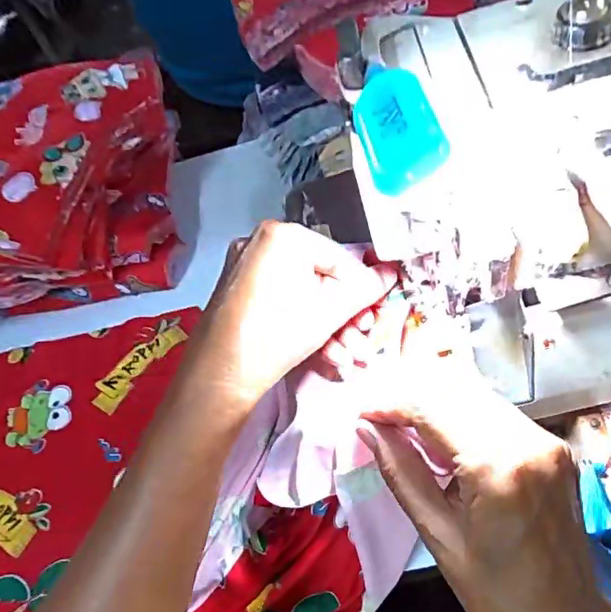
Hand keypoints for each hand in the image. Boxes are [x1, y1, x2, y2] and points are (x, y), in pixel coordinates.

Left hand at [189, 221, 396, 411]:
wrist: (219, 376)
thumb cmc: (276, 336)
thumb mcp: (330, 313)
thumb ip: (365, 290)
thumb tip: (390, 273)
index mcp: (281, 235)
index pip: (340, 258)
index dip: (362, 289)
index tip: (375, 313)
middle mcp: (259, 244)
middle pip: (321, 278)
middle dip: (346, 315)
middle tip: (362, 337)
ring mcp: (246, 269)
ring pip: (303, 295)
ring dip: (331, 327)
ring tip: (348, 355)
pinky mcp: (239, 295)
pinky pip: (283, 303)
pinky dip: (304, 325)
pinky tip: (326, 354)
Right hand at [358, 356, 610, 611]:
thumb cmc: (498, 600)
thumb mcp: (439, 538)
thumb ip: (402, 474)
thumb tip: (367, 429)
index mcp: (499, 467)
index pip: (434, 406)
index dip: (391, 402)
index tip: (359, 411)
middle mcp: (530, 440)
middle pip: (459, 390)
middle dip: (411, 395)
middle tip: (374, 415)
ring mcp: (548, 442)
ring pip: (480, 397)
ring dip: (436, 403)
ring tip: (399, 426)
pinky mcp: (555, 449)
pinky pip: (499, 416)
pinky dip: (463, 417)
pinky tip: (439, 439)